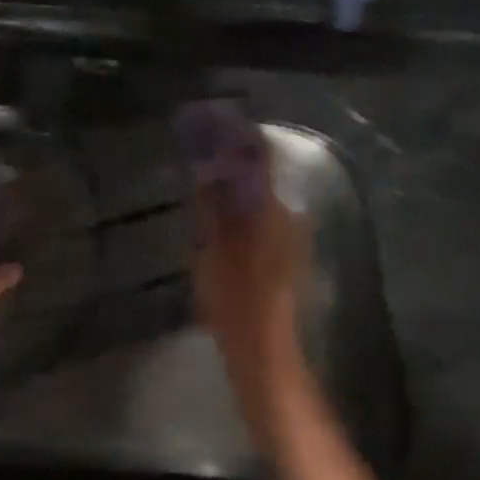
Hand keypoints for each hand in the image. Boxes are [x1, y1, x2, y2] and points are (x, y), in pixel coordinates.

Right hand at [189, 138, 307, 425]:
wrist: (263, 356)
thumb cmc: (237, 301)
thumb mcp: (216, 246)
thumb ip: (214, 201)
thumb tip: (208, 160)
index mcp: (274, 210)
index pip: (257, 156)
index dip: (232, 136)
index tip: (204, 123)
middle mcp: (286, 217)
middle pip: (257, 173)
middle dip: (228, 156)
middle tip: (193, 147)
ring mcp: (284, 239)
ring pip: (255, 195)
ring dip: (229, 181)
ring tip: (197, 175)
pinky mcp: (276, 259)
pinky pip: (253, 215)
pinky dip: (233, 205)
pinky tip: (210, 212)